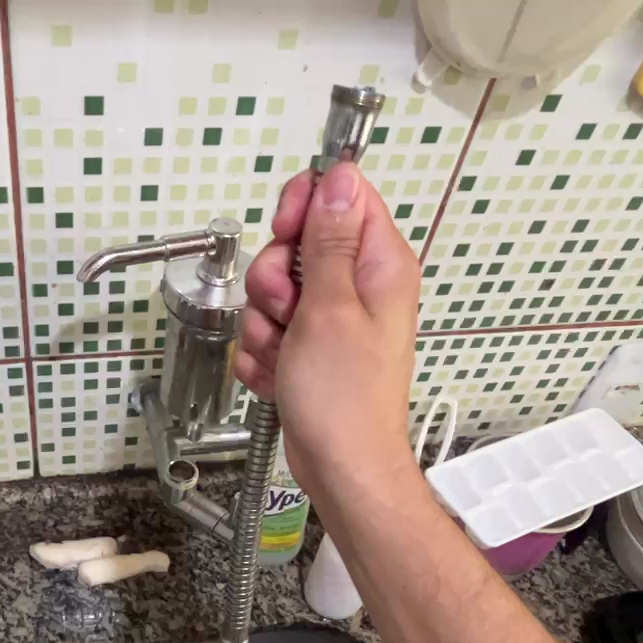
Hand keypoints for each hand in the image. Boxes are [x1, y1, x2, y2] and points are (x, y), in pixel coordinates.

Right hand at [235, 163, 421, 498]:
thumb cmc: (343, 396)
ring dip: (264, 325)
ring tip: (283, 356)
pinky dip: (264, 355)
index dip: (304, 206)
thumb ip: (330, 239)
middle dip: (274, 280)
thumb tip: (340, 175)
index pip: (341, 196)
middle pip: (296, 246)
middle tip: (286, 311)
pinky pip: (269, 332)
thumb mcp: (330, 307)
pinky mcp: (306, 351)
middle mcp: (356, 287)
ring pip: (274, 293)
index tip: (285, 231)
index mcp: (378, 265)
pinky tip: (277, 377)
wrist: (339, 467)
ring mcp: (329, 321)